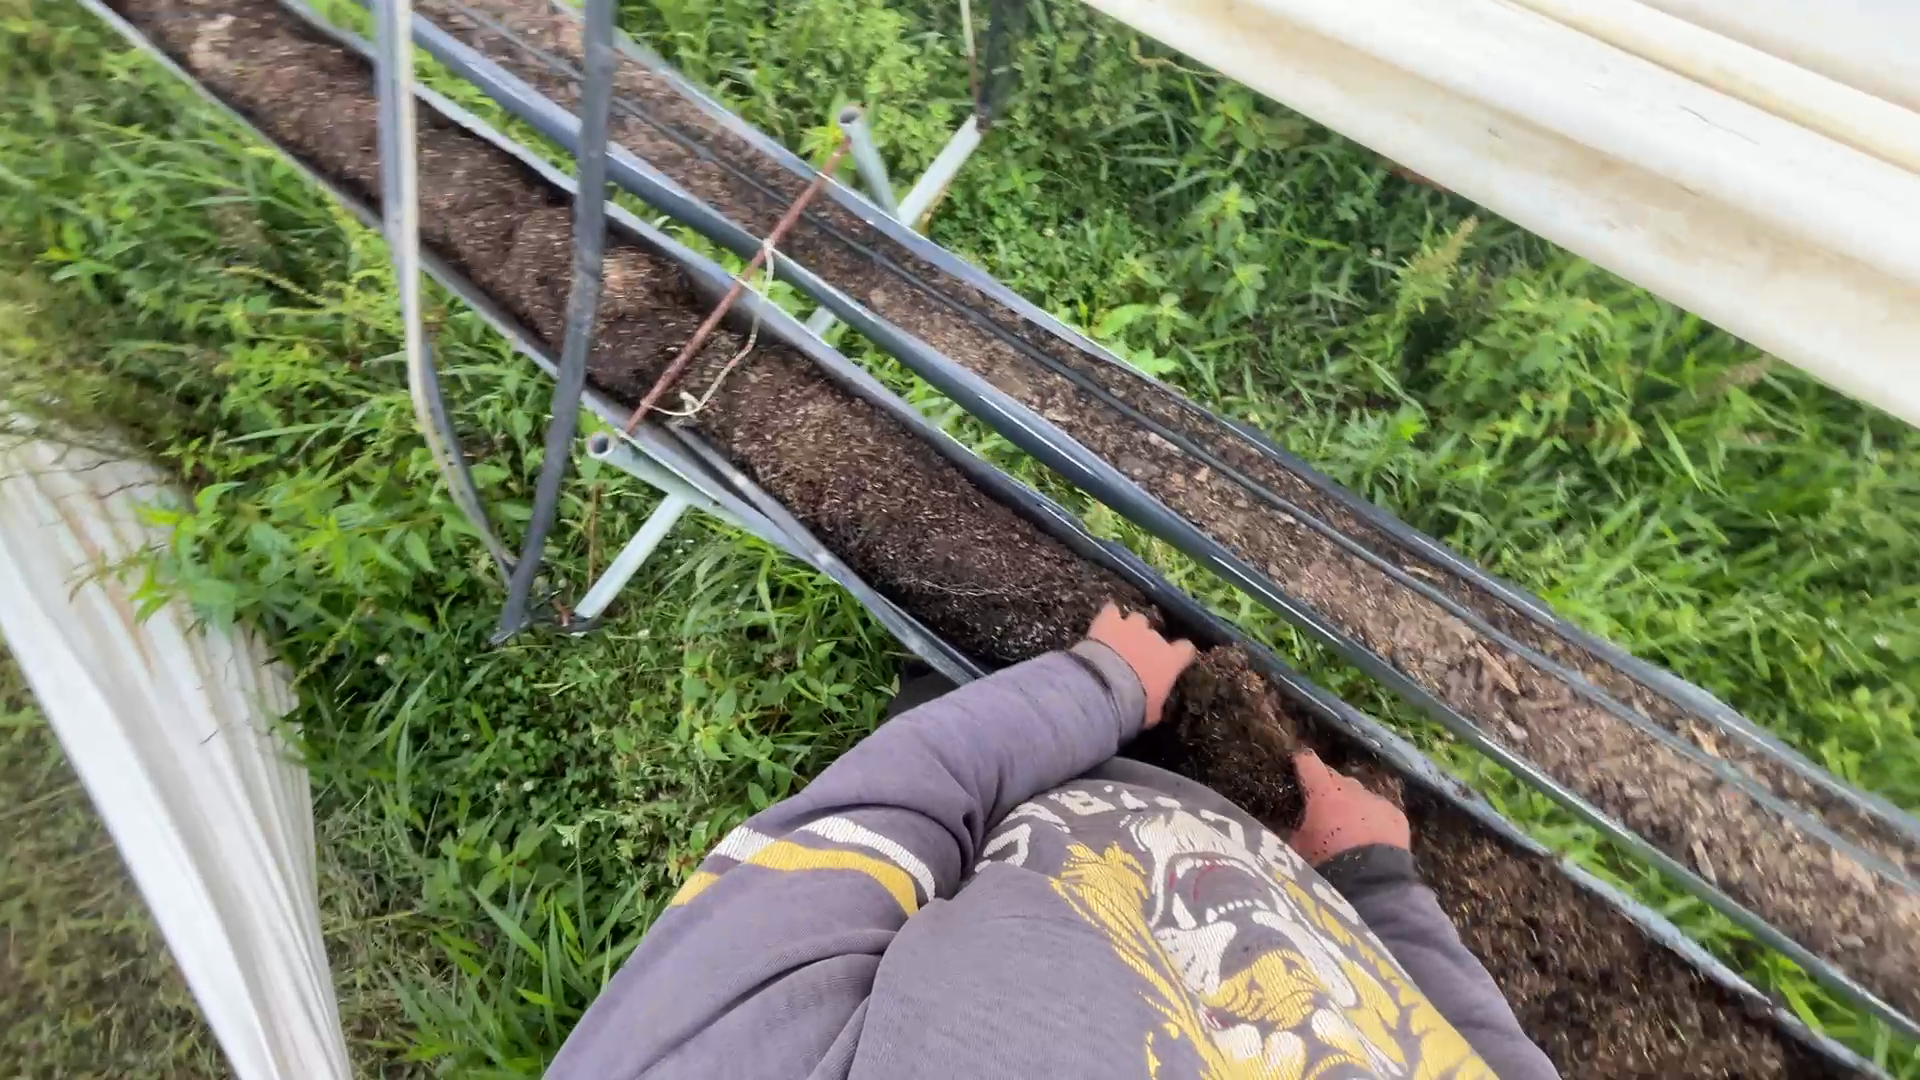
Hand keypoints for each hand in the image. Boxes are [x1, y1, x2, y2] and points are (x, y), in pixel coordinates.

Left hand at [1086, 602, 1195, 728]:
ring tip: (1118, 639)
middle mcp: (1155, 638)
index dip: (1180, 652)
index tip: (1173, 658)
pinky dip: (1109, 616)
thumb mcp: (1152, 713)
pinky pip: (1111, 610)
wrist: (1103, 690)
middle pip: (1156, 633)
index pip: (1186, 649)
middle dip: (1147, 642)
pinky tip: (1104, 623)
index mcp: (1171, 660)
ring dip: (1130, 628)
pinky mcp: (1109, 620)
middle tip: (1135, 655)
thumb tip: (1155, 705)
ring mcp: (1132, 626)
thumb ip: (1157, 703)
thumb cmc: (1133, 706)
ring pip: (1137, 618)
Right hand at [1287, 750, 1410, 864]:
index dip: (1301, 762)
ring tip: (1350, 828)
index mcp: (1322, 790)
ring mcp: (1376, 800)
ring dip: (1352, 805)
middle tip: (1323, 810)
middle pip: (1335, 778)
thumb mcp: (1298, 846)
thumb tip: (1289, 825)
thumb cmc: (1327, 860)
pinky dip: (1374, 820)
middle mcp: (1350, 788)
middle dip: (1328, 789)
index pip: (1307, 760)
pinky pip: (1380, 811)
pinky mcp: (1397, 816)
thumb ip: (1294, 829)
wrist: (1372, 883)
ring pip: (1359, 795)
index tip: (1297, 767)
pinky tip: (1372, 839)